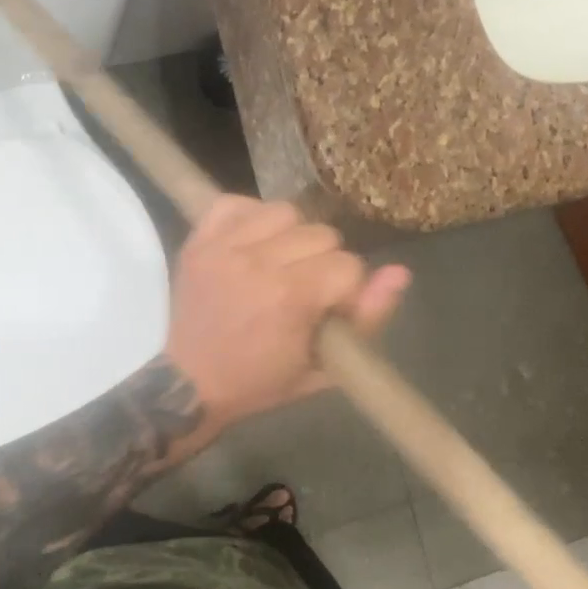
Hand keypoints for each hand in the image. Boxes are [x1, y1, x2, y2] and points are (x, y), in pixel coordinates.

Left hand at [164, 196, 409, 427]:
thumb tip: (401, 273)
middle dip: (322, 265)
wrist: (187, 385)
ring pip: (285, 212)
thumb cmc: (258, 384)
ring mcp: (224, 247)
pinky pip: (236, 203)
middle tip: (303, 295)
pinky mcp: (198, 240)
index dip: (347, 293)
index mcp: (289, 296)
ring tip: (278, 267)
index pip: (349, 266)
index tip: (328, 315)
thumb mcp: (322, 369)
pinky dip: (250, 218)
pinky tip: (252, 246)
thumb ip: (367, 321)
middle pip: (322, 234)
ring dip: (291, 237)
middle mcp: (257, 261)